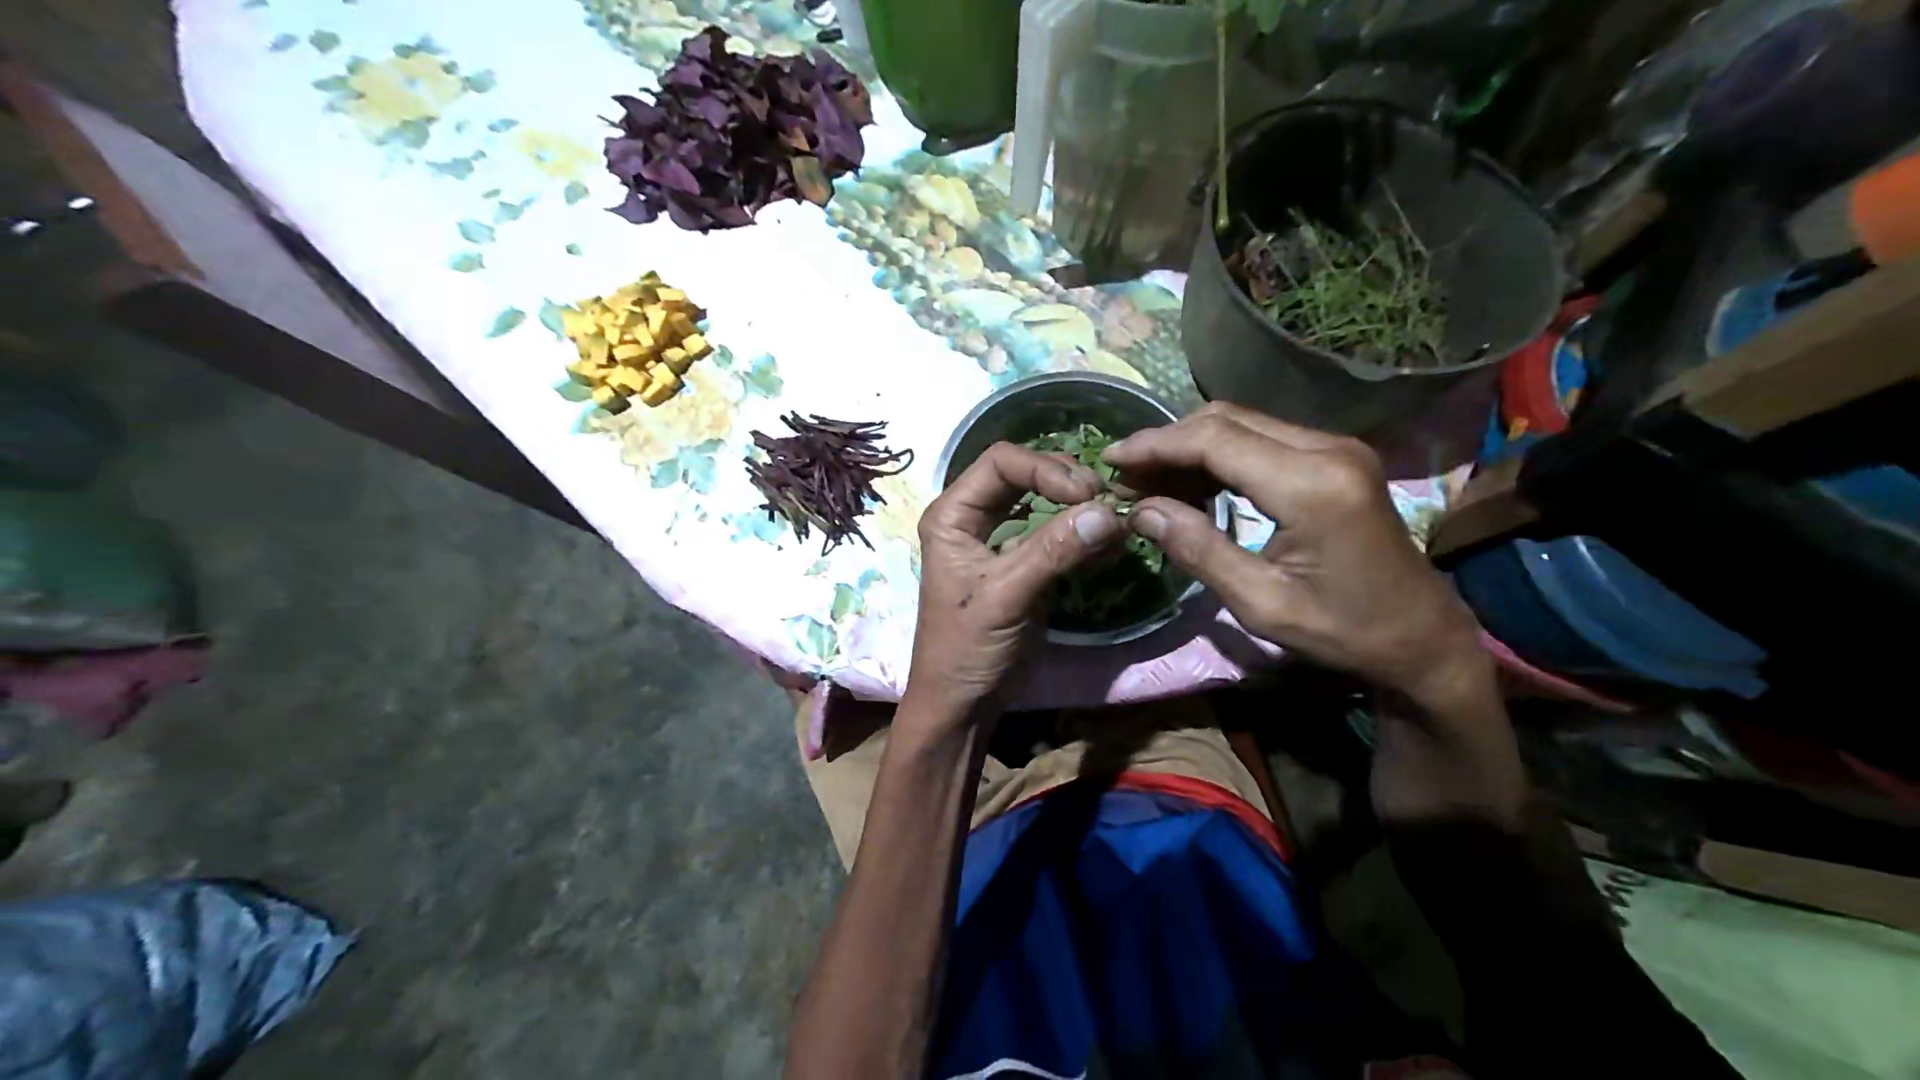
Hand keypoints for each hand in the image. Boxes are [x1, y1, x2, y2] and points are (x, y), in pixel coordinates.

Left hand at [906, 442, 1122, 720]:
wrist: (964, 702)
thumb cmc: (966, 648)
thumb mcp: (1006, 597)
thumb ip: (1052, 551)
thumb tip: (1107, 511)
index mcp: (954, 515)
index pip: (1002, 462)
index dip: (1045, 469)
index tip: (1087, 494)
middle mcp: (974, 518)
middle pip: (1025, 474)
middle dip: (1067, 483)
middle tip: (1106, 503)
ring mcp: (1002, 539)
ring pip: (1045, 502)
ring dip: (1081, 507)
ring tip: (1116, 522)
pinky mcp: (1025, 564)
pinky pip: (1058, 535)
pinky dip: (1085, 535)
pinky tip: (1113, 545)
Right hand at [1103, 403, 1483, 704]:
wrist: (1421, 636)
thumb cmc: (1343, 630)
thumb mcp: (1260, 603)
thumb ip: (1197, 549)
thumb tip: (1140, 510)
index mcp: (1312, 485)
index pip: (1215, 440)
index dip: (1156, 445)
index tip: (1111, 459)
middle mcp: (1328, 449)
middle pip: (1226, 420)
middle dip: (1167, 442)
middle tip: (1125, 475)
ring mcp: (1336, 448)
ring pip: (1242, 423)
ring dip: (1190, 446)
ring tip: (1149, 482)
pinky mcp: (1335, 457)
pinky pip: (1263, 439)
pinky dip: (1219, 454)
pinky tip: (1192, 483)